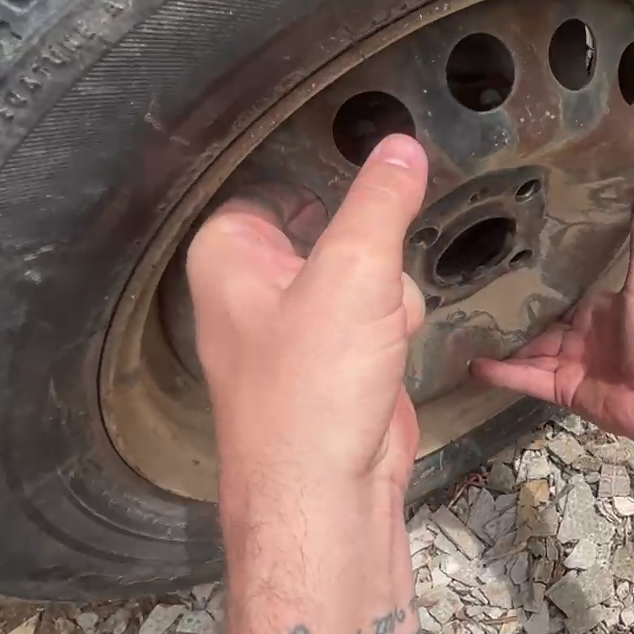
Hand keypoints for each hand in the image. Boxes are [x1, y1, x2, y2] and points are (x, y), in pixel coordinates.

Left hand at [185, 135, 429, 532]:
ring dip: (390, 290)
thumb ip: (380, 202)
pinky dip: (393, 321)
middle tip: (377, 272)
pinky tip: (390, 349)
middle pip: (336, 225)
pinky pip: (378, 309)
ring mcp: (300, 321)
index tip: (380, 165)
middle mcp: (257, 283)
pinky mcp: (339, 353)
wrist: (329, 490)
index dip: (330, 175)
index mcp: (231, 253)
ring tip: (382, 325)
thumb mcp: (353, 273)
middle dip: (374, 248)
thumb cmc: (316, 382)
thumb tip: (402, 143)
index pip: (283, 183)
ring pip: (367, 268)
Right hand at [471, 188, 633, 452]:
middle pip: (534, 322)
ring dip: (496, 344)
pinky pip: (525, 379)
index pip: (558, 292)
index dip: (532, 280)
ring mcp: (567, 362)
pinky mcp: (559, 389)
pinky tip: (471, 367)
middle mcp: (578, 333)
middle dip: (505, 313)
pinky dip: (500, 374)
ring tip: (457, 331)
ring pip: (524, 351)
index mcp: (595, 307)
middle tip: (465, 294)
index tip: (499, 259)